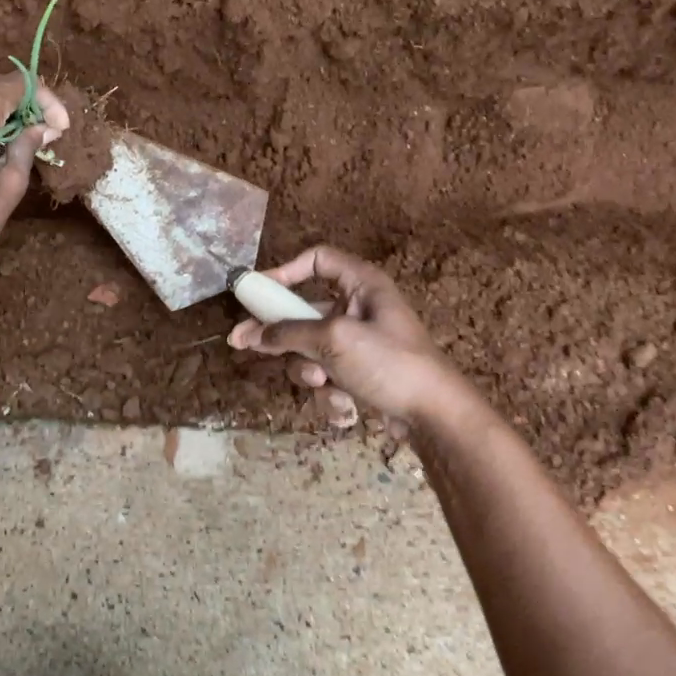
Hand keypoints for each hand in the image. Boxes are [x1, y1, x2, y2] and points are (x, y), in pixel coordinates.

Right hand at [228, 247, 467, 433]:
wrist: (433, 415)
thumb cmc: (390, 364)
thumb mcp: (334, 340)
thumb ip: (288, 332)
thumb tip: (250, 333)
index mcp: (363, 286)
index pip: (318, 260)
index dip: (286, 271)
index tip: (258, 292)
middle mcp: (359, 309)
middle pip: (303, 312)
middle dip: (283, 337)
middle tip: (242, 344)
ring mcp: (358, 344)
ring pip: (309, 350)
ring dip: (311, 371)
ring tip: (325, 383)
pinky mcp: (358, 374)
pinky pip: (326, 376)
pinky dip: (330, 393)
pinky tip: (346, 406)